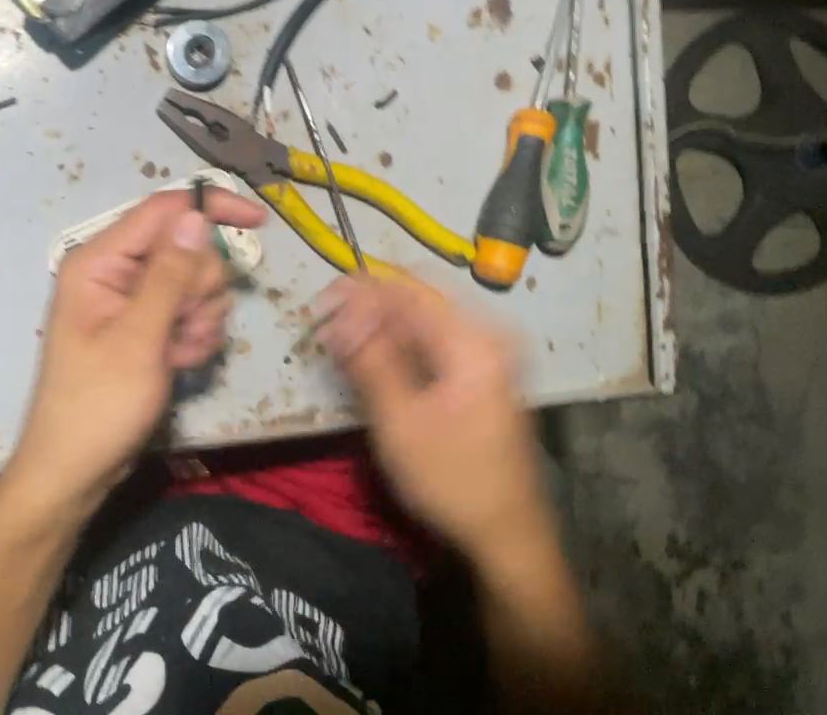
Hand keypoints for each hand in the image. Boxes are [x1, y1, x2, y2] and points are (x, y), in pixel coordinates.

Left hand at [7, 188, 266, 514]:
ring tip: (179, 354)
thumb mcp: (139, 338)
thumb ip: (170, 274)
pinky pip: (190, 314)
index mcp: (99, 261)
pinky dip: (195, 338)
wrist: (76, 472)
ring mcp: (132, 301)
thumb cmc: (98, 405)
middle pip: (187, 249)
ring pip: (195, 283)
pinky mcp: (146, 328)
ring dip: (201, 318)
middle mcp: (115, 272)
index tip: (259, 222)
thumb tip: (195, 215)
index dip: (211, 209)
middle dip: (201, 288)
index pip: (163, 210)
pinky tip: (180, 365)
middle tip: (185, 326)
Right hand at [314, 276, 548, 560]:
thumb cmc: (451, 479)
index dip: (359, 291)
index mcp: (473, 340)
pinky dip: (400, 341)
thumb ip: (369, 361)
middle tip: (326, 322)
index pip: (408, 291)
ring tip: (340, 338)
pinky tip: (372, 355)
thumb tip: (337, 316)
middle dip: (367, 305)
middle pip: (417, 298)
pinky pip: (434, 338)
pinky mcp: (481, 371)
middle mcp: (486, 334)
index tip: (319, 306)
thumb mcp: (400, 422)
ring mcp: (487, 353)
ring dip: (380, 322)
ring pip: (423, 317)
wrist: (507, 534)